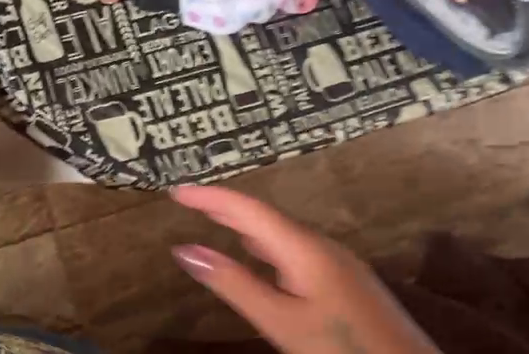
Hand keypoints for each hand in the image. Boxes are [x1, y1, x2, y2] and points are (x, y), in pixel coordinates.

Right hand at [170, 186, 439, 353]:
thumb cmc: (344, 349)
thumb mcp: (282, 323)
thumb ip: (234, 284)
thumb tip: (183, 249)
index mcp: (305, 248)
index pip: (247, 208)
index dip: (210, 196)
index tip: (175, 190)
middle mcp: (324, 246)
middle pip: (267, 216)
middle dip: (226, 207)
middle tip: (189, 202)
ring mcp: (343, 265)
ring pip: (284, 234)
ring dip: (248, 226)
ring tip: (218, 223)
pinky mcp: (352, 285)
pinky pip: (299, 249)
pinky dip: (270, 245)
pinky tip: (264, 259)